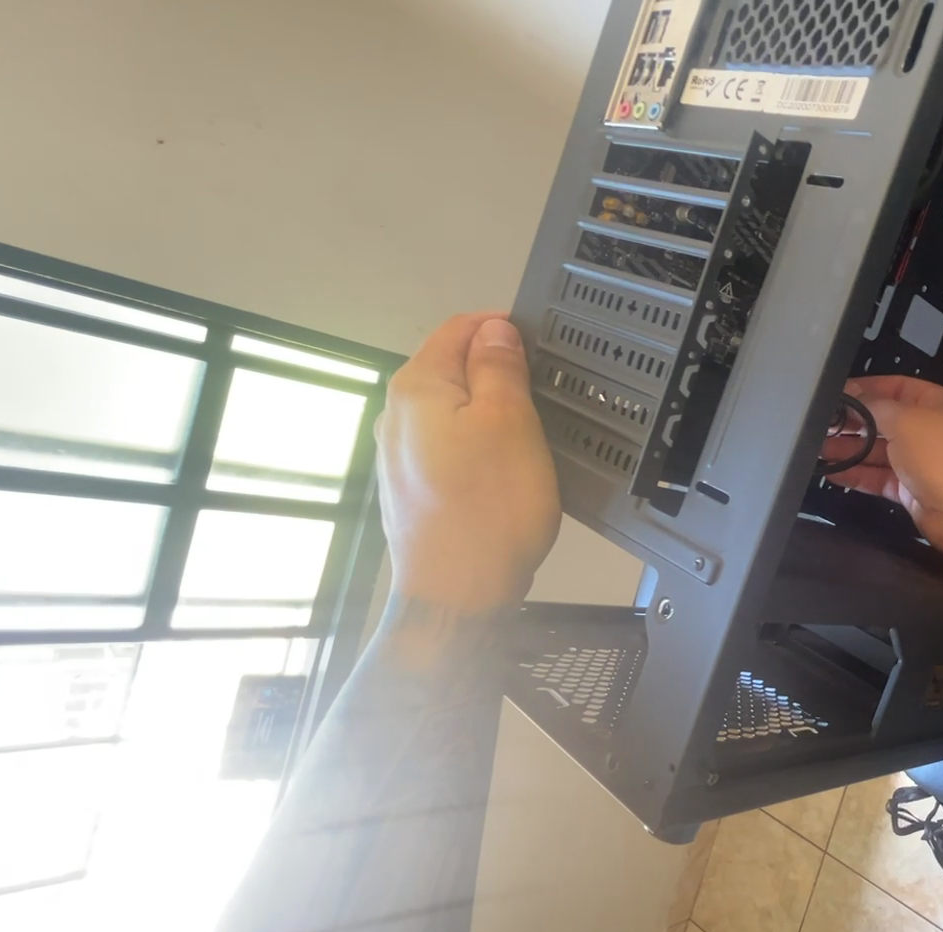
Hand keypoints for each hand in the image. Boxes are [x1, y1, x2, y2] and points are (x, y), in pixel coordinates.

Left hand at [376, 315, 560, 610]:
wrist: (458, 591)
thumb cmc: (492, 504)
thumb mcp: (511, 423)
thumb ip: (500, 369)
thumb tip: (493, 329)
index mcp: (417, 387)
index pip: (457, 330)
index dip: (501, 330)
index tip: (543, 352)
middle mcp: (396, 415)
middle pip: (452, 371)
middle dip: (498, 374)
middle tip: (546, 399)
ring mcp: (399, 456)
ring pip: (452, 412)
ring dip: (490, 413)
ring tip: (531, 437)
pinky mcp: (412, 490)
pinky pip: (450, 448)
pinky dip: (480, 446)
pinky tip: (504, 473)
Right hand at [823, 376, 942, 558]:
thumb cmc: (941, 455)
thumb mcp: (906, 420)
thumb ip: (875, 406)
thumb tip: (853, 395)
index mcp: (938, 404)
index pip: (897, 387)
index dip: (867, 388)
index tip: (836, 393)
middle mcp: (930, 430)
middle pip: (885, 421)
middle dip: (854, 422)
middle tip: (820, 424)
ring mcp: (921, 462)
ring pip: (880, 451)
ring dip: (850, 450)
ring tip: (818, 447)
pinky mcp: (911, 490)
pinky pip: (880, 478)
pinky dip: (858, 475)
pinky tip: (832, 472)